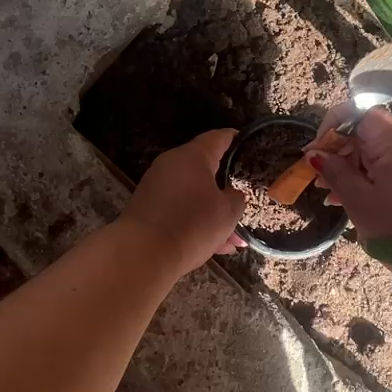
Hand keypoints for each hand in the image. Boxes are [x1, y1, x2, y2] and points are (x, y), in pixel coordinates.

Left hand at [118, 129, 245, 278]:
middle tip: (245, 200)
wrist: (143, 253)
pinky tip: (215, 247)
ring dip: (213, 213)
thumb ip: (236, 199)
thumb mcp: (227, 213)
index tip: (248, 143)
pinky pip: (179, 210)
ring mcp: (157, 186)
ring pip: (194, 195)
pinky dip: (196, 223)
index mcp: (192, 156)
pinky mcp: (148, 208)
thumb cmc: (192, 224)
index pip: (218, 138)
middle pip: (205, 169)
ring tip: (235, 239)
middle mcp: (172, 164)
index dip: (235, 139)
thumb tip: (232, 195)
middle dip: (226, 188)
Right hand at [308, 107, 391, 246]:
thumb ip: (335, 172)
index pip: (358, 113)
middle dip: (337, 151)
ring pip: (374, 152)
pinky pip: (386, 168)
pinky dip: (366, 178)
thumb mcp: (359, 201)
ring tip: (329, 195)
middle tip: (317, 179)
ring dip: (349, 168)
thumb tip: (315, 154)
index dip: (332, 126)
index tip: (314, 152)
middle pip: (365, 132)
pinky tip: (349, 200)